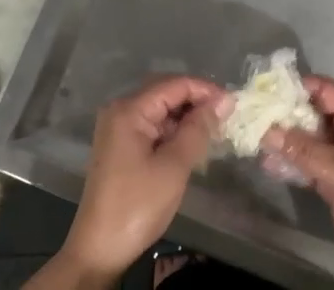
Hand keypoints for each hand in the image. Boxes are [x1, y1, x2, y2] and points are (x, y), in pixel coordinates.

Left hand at [58, 75, 229, 282]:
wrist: (99, 248)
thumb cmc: (137, 205)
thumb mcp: (174, 166)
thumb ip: (198, 129)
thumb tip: (223, 101)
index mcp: (129, 109)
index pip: (174, 84)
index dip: (205, 90)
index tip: (234, 104)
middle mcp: (120, 110)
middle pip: (164, 92)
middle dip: (196, 101)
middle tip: (227, 116)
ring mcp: (117, 128)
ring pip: (159, 110)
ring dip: (185, 117)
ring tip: (214, 130)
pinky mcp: (120, 146)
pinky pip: (151, 126)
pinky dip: (172, 131)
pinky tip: (191, 143)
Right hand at [262, 77, 333, 289]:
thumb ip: (304, 150)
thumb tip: (266, 129)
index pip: (325, 91)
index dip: (296, 88)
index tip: (264, 91)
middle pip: (314, 113)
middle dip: (285, 114)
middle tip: (252, 116)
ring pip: (308, 139)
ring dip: (285, 140)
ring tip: (253, 139)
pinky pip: (308, 163)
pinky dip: (290, 163)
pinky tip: (266, 164)